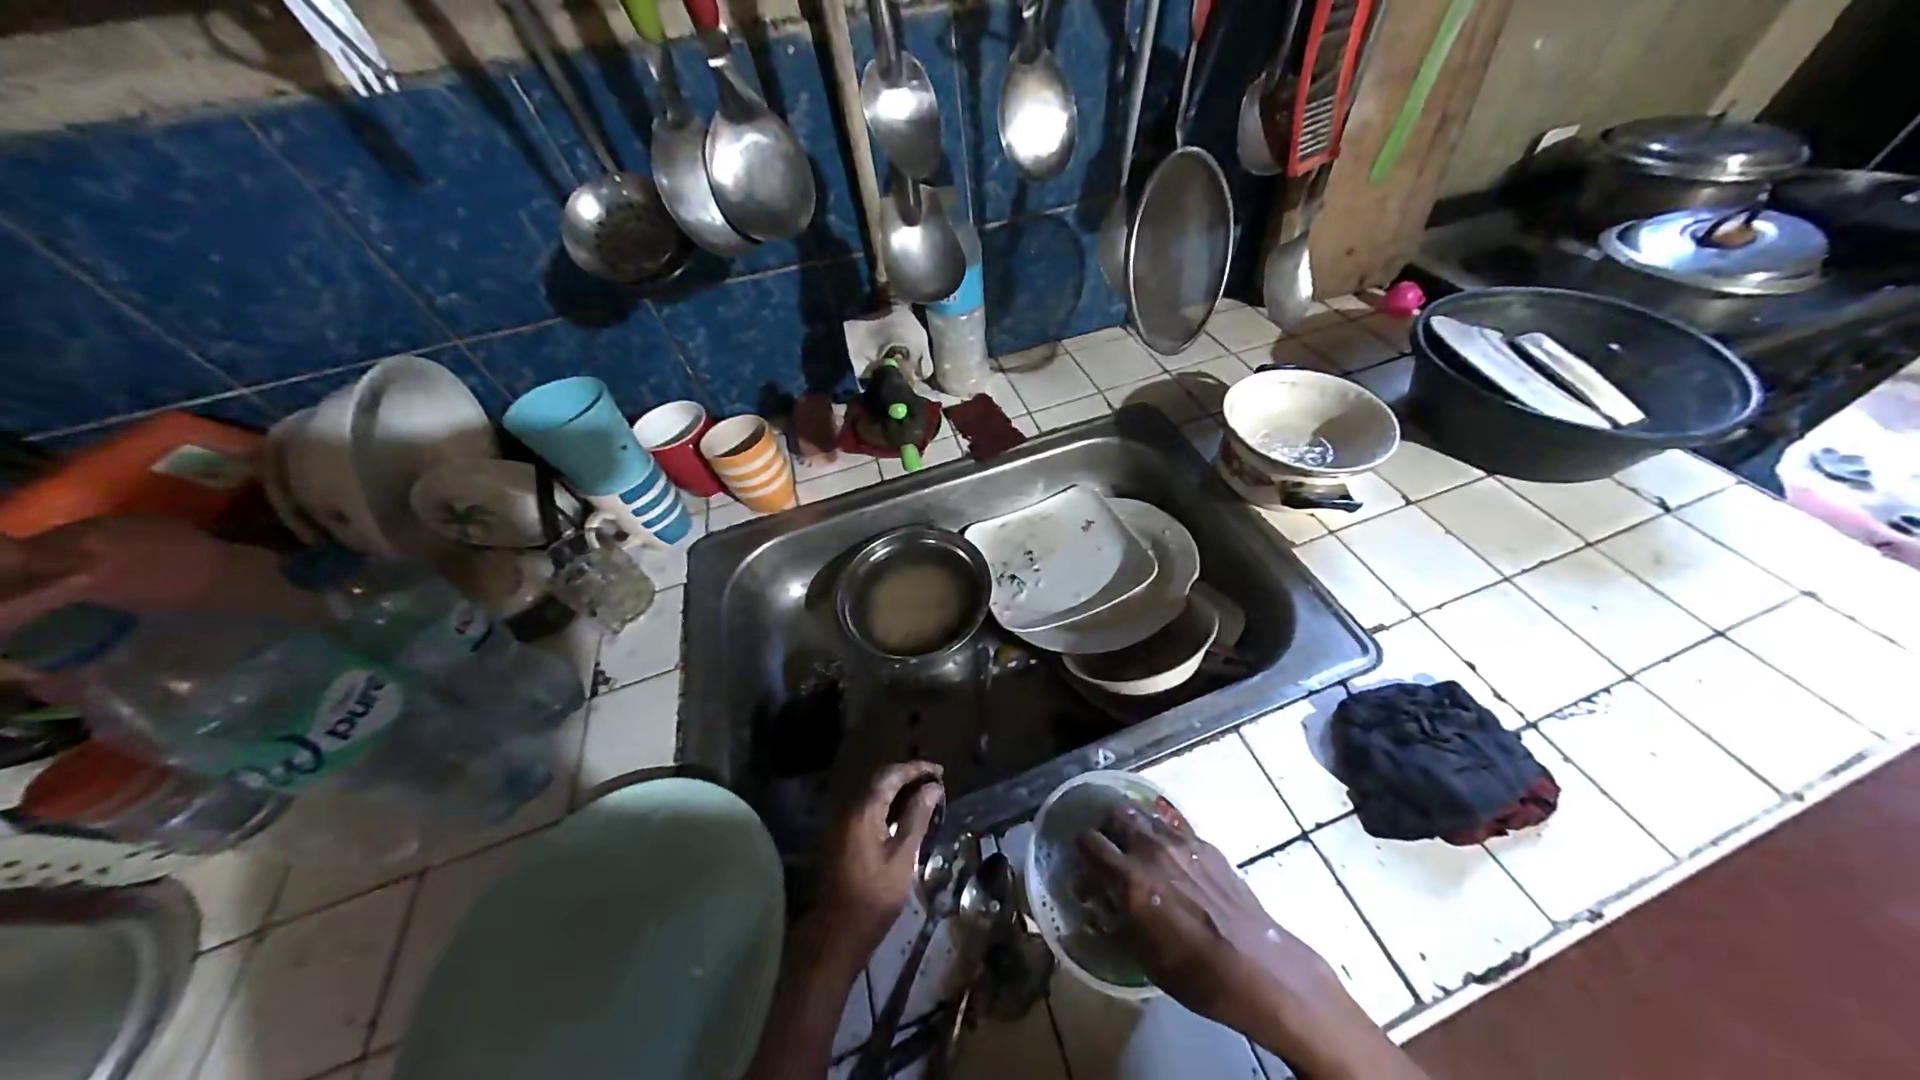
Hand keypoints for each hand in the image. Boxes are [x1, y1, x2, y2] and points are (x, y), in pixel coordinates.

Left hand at [819, 761, 944, 960]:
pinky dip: (887, 804)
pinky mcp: (842, 836)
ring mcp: (842, 823)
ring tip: (925, 794)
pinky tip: (904, 814)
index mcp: (862, 811)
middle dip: (907, 776)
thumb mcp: (903, 857)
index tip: (940, 771)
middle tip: (935, 781)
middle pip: (879, 780)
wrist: (838, 933)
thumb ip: (917, 817)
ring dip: (898, 789)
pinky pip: (867, 808)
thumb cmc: (874, 898)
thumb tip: (933, 788)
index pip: (890, 775)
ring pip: (872, 794)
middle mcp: (848, 810)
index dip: (916, 769)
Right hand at [1079, 805, 1415, 1077]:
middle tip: (1111, 846)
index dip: (1082, 848)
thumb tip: (1097, 901)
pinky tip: (1173, 857)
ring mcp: (1182, 843)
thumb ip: (1115, 919)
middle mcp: (1152, 850)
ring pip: (1146, 815)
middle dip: (1108, 826)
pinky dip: (1165, 834)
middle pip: (1117, 815)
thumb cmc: (1195, 974)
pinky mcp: (1207, 846)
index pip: (1089, 842)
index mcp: (1130, 879)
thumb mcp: (1142, 955)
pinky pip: (1175, 828)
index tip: (1084, 859)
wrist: (1260, 970)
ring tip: (1140, 845)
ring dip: (1136, 825)